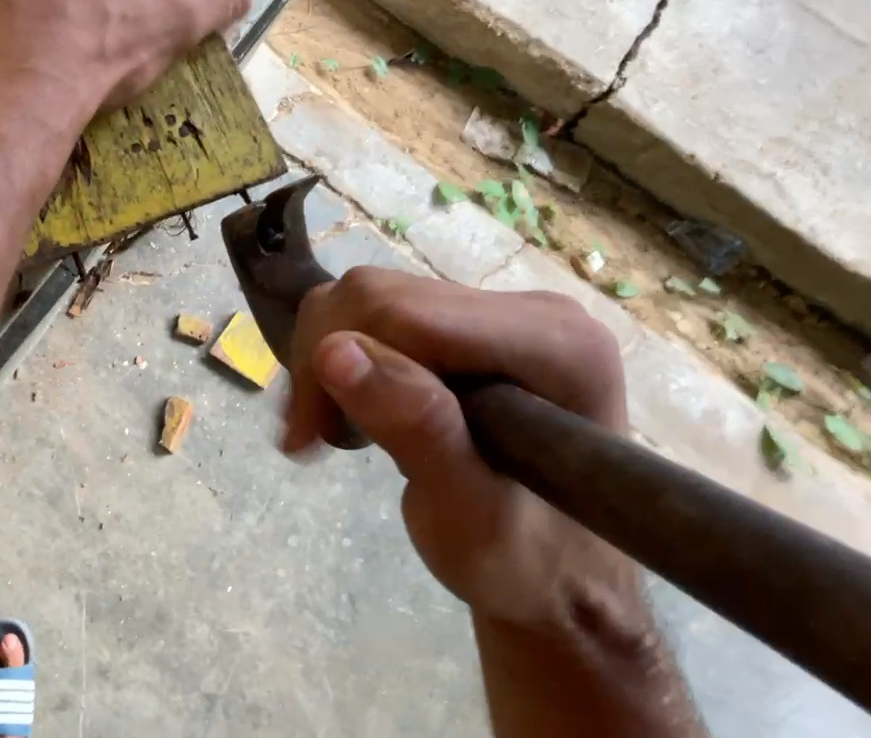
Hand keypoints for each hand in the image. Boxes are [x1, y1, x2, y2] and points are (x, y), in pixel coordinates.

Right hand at [284, 270, 651, 640]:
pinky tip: (343, 408)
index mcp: (556, 344)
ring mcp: (492, 311)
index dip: (340, 362)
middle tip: (317, 439)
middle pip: (376, 297)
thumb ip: (418, 431)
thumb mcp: (470, 517)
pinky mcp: (460, 319)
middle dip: (325, 363)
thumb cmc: (525, 563)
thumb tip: (336, 350)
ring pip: (361, 298)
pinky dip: (334, 357)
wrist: (551, 573)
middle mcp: (528, 310)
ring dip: (323, 362)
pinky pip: (367, 310)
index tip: (315, 439)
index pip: (403, 313)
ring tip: (334, 432)